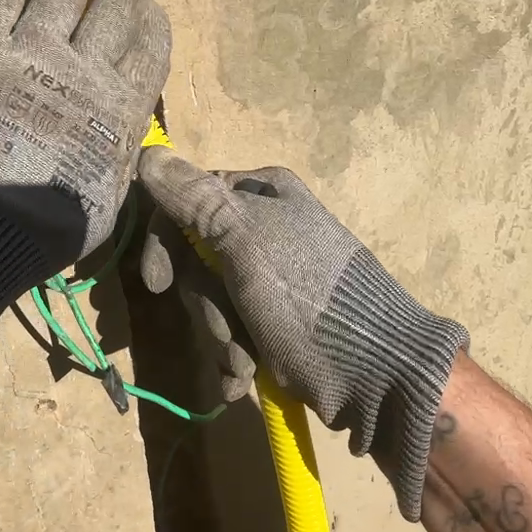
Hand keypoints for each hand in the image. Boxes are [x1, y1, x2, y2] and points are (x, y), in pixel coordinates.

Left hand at [0, 0, 170, 372]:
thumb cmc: (33, 235)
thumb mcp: (102, 207)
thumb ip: (116, 156)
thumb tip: (126, 130)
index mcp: (116, 113)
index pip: (147, 54)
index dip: (153, 27)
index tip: (155, 11)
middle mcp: (80, 72)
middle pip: (115, 13)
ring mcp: (27, 52)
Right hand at [137, 148, 467, 520]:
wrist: (382, 377)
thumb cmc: (309, 299)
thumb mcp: (245, 242)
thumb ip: (194, 198)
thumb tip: (149, 154)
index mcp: (262, 191)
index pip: (186, 199)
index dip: (165, 240)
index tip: (158, 283)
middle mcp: (268, 223)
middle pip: (197, 256)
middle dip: (206, 304)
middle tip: (225, 332)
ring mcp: (276, 272)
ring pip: (214, 298)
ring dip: (222, 336)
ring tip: (245, 363)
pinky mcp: (282, 315)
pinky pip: (235, 325)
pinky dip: (235, 354)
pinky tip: (245, 376)